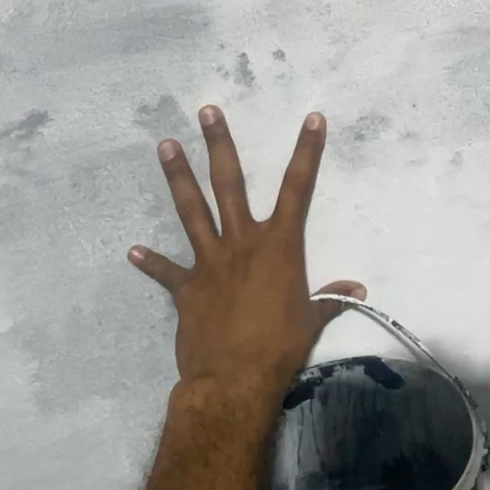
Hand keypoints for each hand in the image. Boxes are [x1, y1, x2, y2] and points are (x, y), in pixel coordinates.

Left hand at [128, 106, 364, 392]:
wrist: (235, 379)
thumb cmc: (281, 345)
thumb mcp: (314, 319)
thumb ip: (331, 299)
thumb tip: (358, 291)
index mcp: (278, 244)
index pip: (297, 187)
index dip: (307, 151)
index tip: (312, 118)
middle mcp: (242, 241)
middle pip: (229, 183)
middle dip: (220, 144)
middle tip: (207, 110)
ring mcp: (210, 262)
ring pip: (192, 210)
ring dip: (179, 177)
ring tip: (165, 144)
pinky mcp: (186, 288)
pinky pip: (166, 271)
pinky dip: (150, 262)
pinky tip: (131, 250)